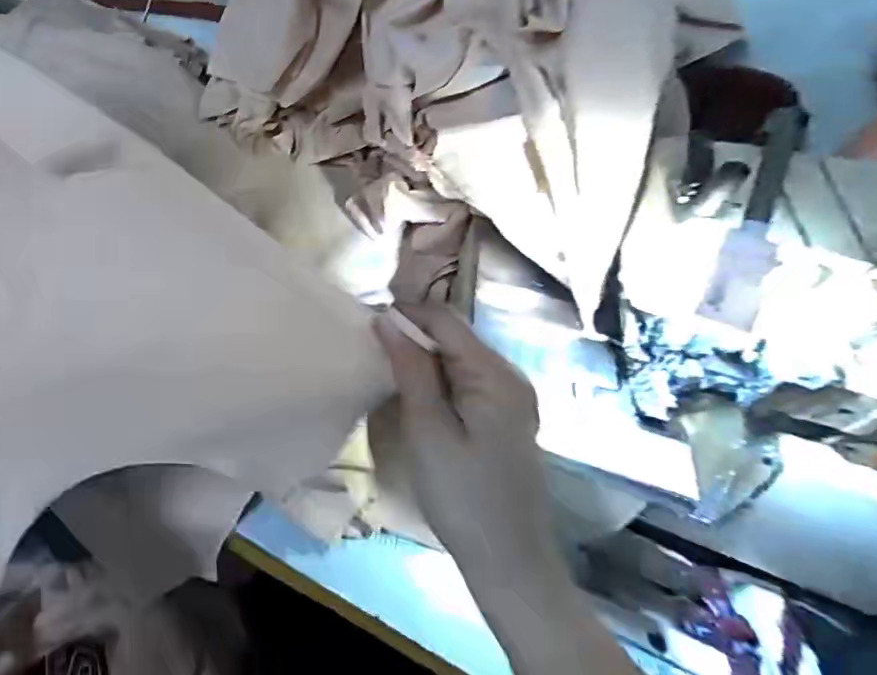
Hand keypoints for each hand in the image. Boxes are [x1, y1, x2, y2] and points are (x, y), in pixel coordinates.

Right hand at [373, 305, 568, 594]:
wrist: (510, 562)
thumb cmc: (463, 495)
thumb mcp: (428, 429)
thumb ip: (409, 368)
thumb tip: (385, 318)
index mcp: (494, 374)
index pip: (444, 318)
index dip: (404, 313)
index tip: (366, 327)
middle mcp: (508, 376)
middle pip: (452, 334)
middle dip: (411, 334)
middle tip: (372, 353)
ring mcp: (509, 397)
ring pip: (456, 356)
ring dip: (420, 357)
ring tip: (387, 373)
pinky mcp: (503, 416)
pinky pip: (464, 378)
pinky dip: (436, 378)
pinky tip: (415, 396)